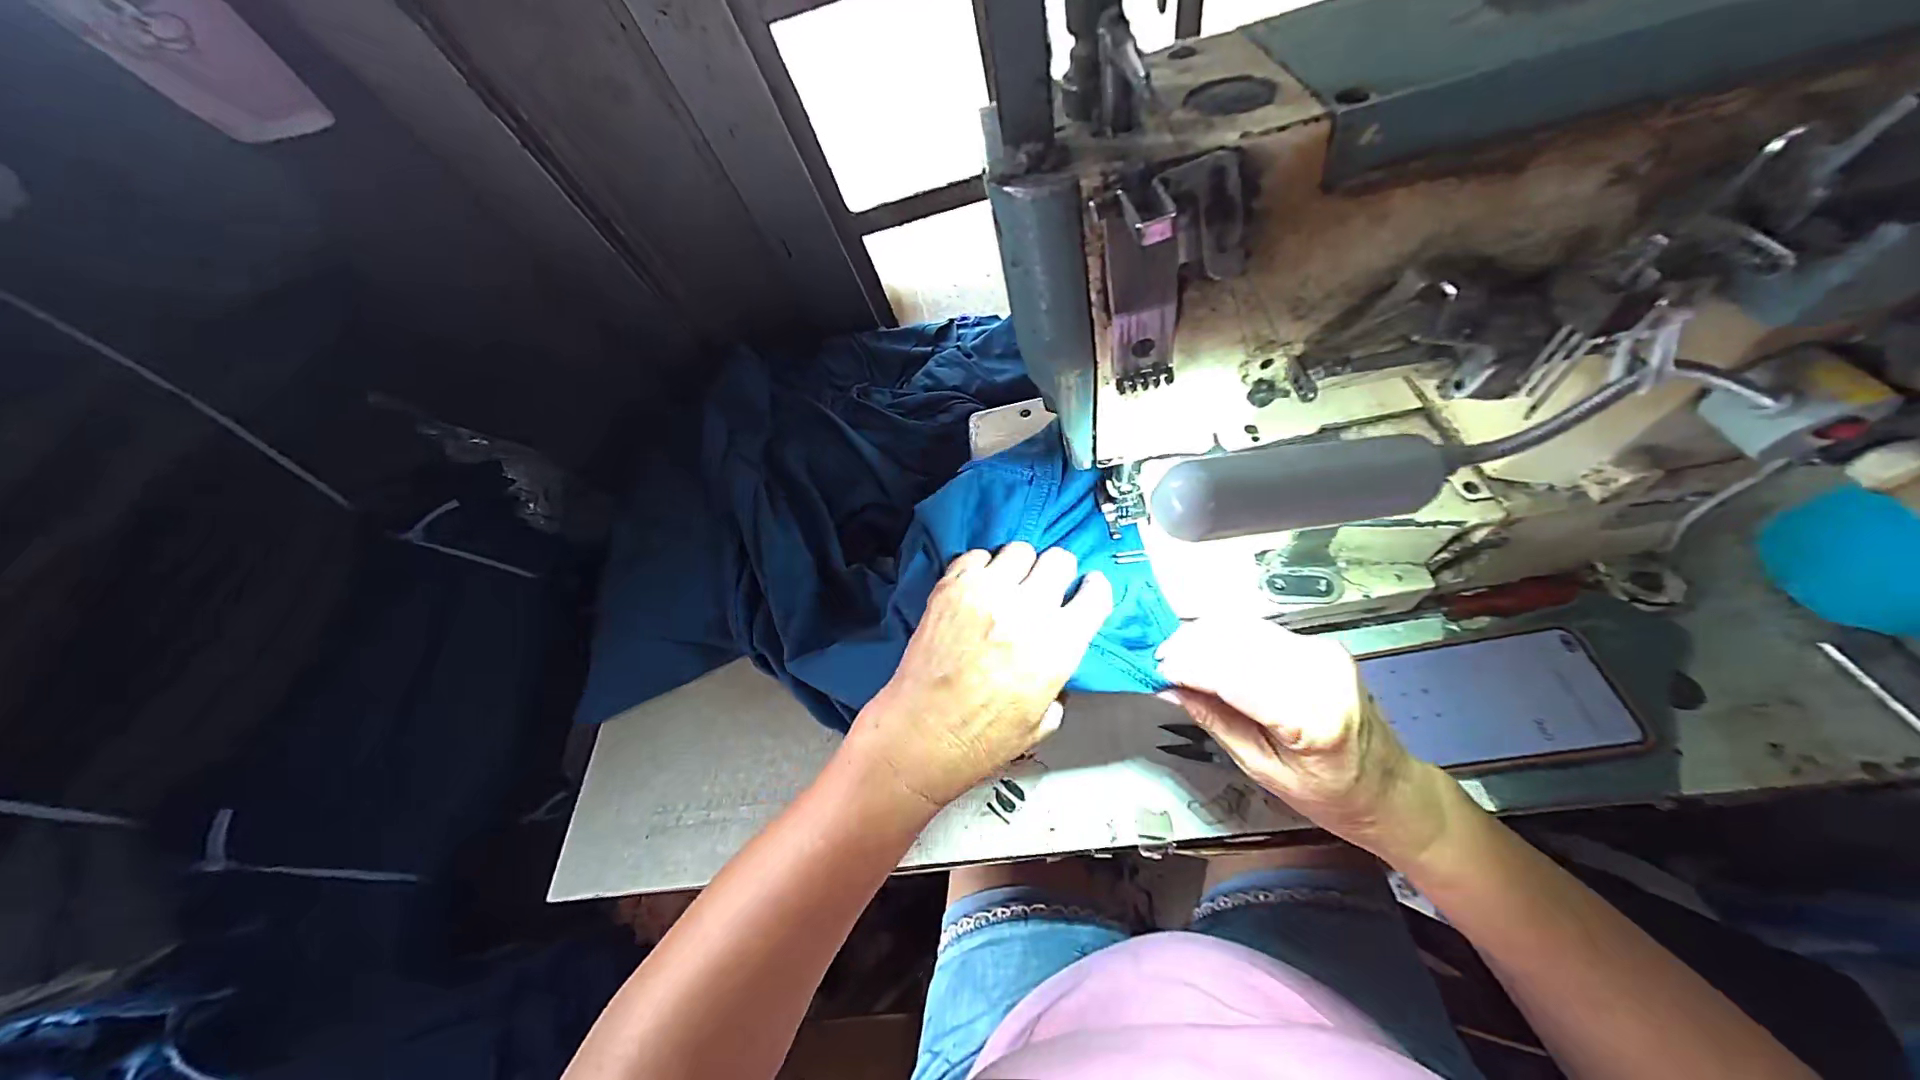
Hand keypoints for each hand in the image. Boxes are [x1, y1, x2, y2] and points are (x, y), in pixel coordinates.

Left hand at [845, 543, 1114, 810]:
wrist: (921, 734)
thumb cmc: (981, 739)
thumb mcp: (1041, 722)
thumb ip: (1057, 685)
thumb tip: (1054, 667)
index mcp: (1059, 644)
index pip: (1095, 593)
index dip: (1092, 589)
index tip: (1085, 590)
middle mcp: (1028, 609)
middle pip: (1059, 560)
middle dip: (1056, 571)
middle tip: (1045, 586)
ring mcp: (986, 592)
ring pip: (1019, 550)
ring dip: (1019, 566)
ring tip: (1009, 584)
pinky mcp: (951, 587)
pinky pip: (976, 556)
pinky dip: (981, 567)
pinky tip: (978, 586)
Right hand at [1156, 617, 1460, 865]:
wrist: (1389, 784)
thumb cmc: (1331, 793)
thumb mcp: (1263, 769)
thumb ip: (1217, 722)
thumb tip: (1172, 690)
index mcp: (1313, 719)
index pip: (1235, 677)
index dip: (1191, 667)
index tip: (1158, 669)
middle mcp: (1322, 674)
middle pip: (1239, 642)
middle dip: (1192, 646)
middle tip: (1161, 660)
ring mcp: (1323, 653)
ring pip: (1246, 628)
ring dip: (1205, 636)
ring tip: (1177, 655)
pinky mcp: (1318, 644)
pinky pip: (1259, 631)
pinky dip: (1226, 636)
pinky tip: (1207, 650)